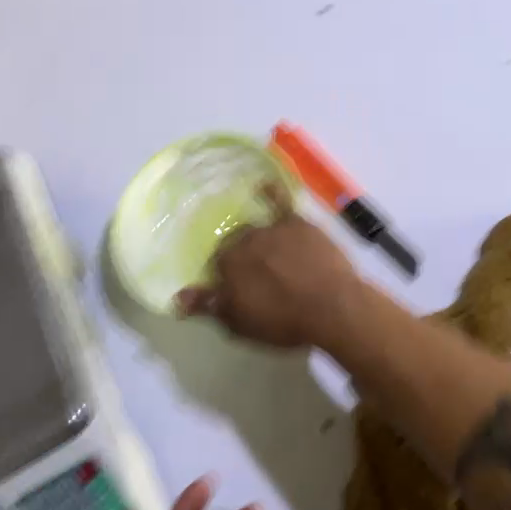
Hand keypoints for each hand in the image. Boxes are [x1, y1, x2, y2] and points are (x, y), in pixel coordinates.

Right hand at [177, 198, 362, 347]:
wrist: (332, 306)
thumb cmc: (285, 321)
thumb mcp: (241, 324)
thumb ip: (208, 307)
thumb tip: (177, 297)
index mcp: (228, 264)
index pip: (216, 263)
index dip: (224, 275)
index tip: (233, 286)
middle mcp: (246, 240)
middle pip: (234, 242)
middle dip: (239, 255)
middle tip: (253, 272)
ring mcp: (272, 228)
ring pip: (256, 228)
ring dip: (256, 237)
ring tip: (267, 251)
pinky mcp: (298, 222)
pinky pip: (279, 201)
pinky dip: (271, 193)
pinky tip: (264, 185)